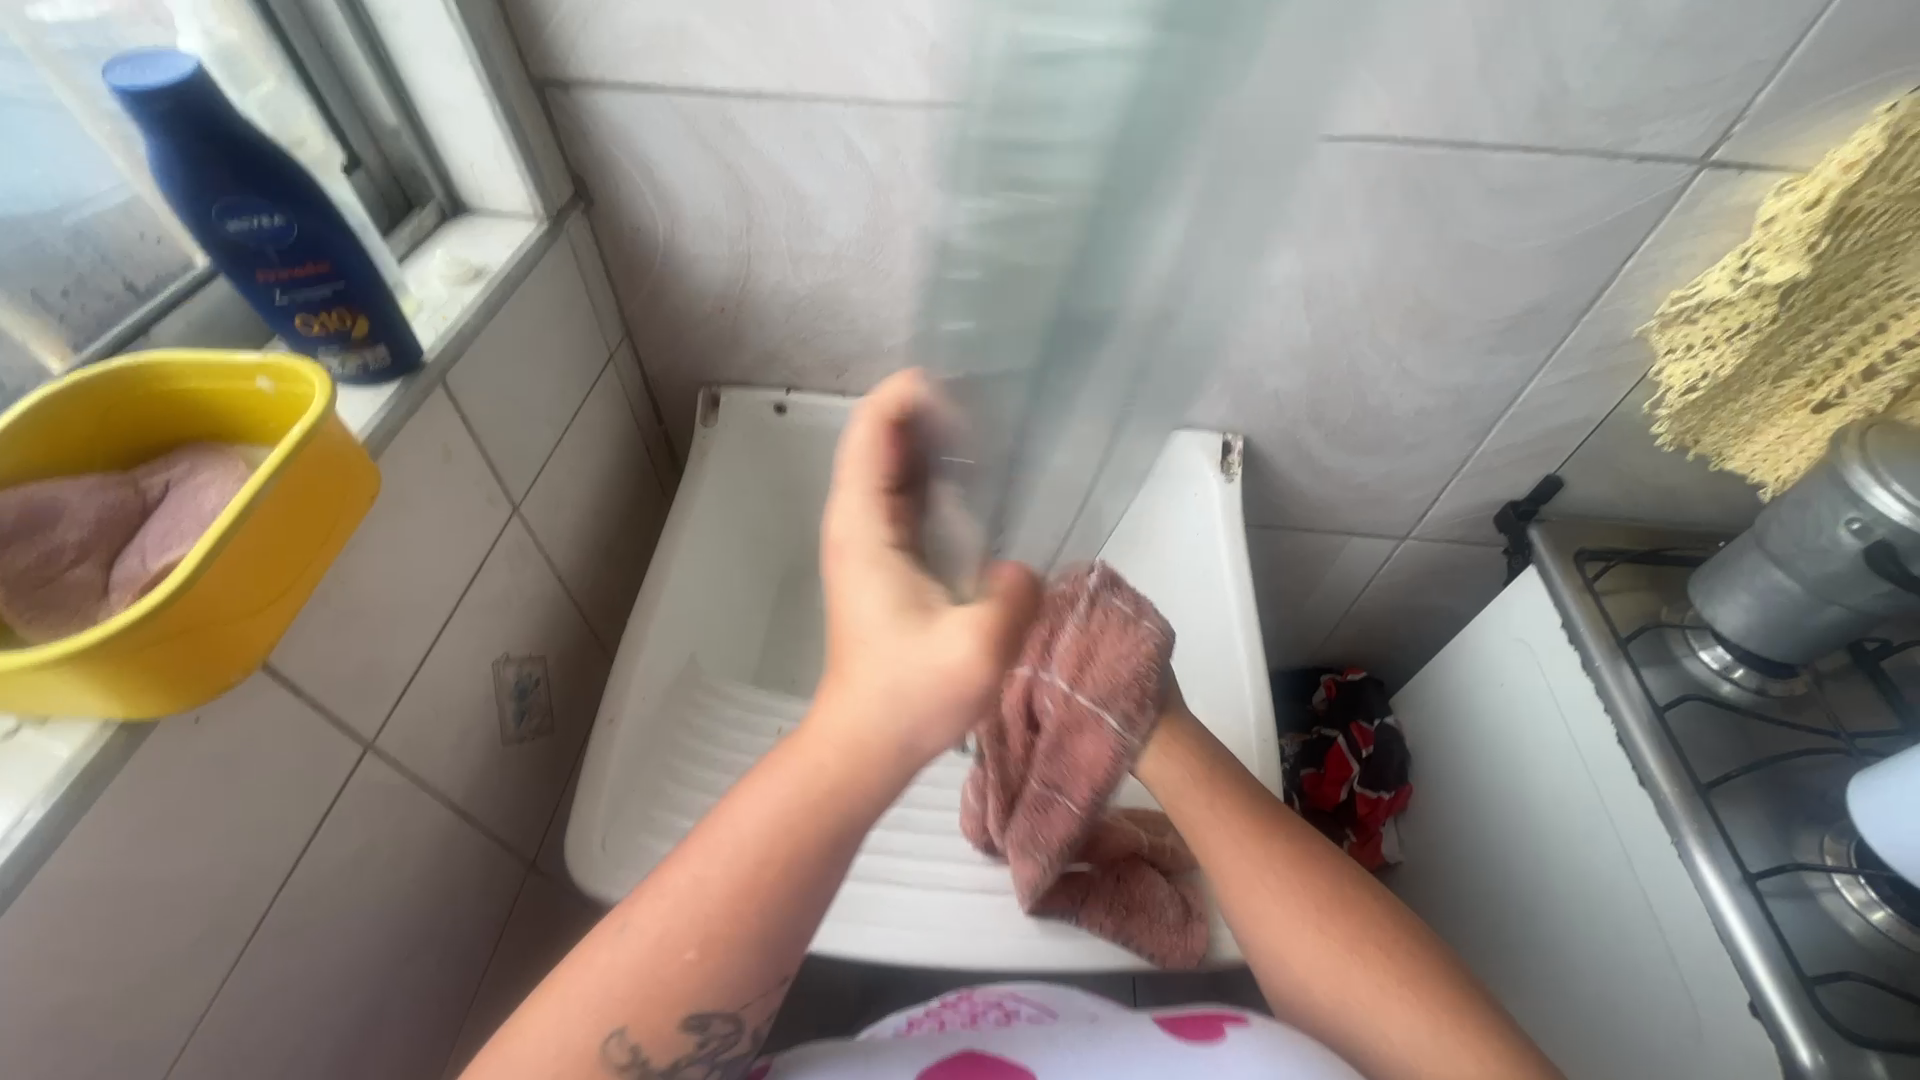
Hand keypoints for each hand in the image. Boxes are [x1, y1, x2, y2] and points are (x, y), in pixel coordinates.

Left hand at [810, 369, 1041, 772]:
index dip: (914, 392)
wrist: (867, 741)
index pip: (874, 427)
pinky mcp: (883, 560)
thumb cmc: (909, 695)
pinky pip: (906, 497)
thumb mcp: (978, 649)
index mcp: (865, 524)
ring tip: (995, 433)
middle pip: (882, 436)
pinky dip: (937, 477)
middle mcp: (857, 520)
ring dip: (936, 441)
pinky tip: (981, 485)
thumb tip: (1018, 567)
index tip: (972, 391)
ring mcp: (868, 539)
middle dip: (933, 409)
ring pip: (894, 465)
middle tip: (996, 406)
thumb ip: (1014, 593)